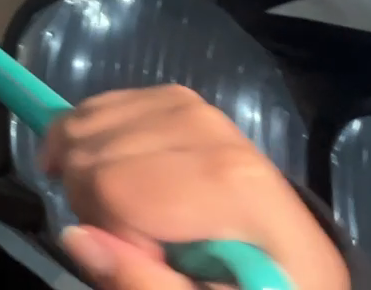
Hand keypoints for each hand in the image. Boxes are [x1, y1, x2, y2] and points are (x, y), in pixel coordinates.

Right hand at [41, 85, 348, 289]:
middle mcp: (207, 128)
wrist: (295, 264)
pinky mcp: (174, 99)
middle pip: (93, 150)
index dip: (108, 229)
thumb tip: (75, 236)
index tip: (144, 259)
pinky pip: (97, 106)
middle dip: (89, 200)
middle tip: (127, 239)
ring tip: (117, 208)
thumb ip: (147, 286)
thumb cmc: (257, 289)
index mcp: (232, 184)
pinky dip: (83, 137)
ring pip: (85, 123)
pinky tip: (100, 168)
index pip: (113, 185)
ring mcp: (190, 106)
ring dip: (81, 168)